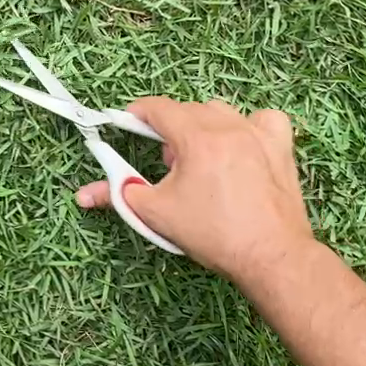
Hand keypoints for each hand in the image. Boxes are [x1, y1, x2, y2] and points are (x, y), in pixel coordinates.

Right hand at [76, 98, 317, 282]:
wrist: (271, 257)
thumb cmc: (213, 234)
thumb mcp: (156, 213)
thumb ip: (118, 194)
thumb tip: (84, 194)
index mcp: (198, 139)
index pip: (159, 108)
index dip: (137, 113)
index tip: (126, 123)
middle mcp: (229, 128)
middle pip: (187, 110)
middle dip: (168, 128)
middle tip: (165, 162)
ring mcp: (259, 136)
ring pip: (220, 111)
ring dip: (201, 125)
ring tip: (197, 157)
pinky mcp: (281, 149)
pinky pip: (263, 119)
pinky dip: (248, 125)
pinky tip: (240, 145)